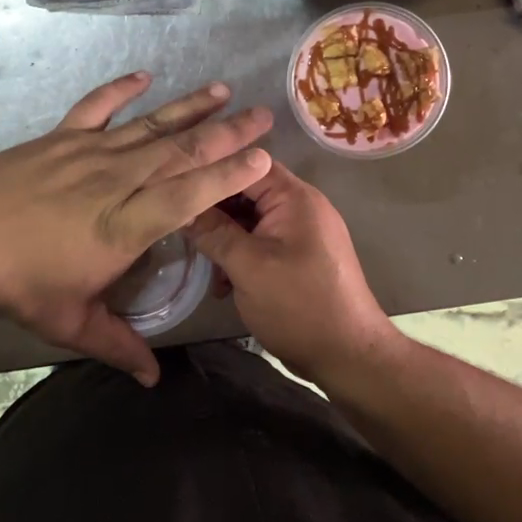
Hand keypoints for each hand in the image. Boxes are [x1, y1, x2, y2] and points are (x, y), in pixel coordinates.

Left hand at [0, 73, 272, 386]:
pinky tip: (144, 76)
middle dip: (226, 134)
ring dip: (188, 108)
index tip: (264, 158)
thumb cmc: (18, 287)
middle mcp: (114, 181)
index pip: (189, 195)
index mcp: (124, 226)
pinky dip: (120, 90)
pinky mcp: (58, 138)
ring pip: (148, 127)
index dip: (228, 175)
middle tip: (262, 115)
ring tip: (222, 90)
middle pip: (180, 152)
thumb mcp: (70, 324)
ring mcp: (86, 152)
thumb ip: (119, 346)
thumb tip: (155, 381)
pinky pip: (95, 107)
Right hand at [186, 164, 398, 383]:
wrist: (349, 357)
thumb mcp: (248, 267)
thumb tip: (180, 206)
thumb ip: (213, 232)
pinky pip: (264, 242)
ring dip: (225, 238)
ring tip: (202, 263)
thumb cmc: (299, 305)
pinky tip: (225, 285)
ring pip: (252, 220)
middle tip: (179, 226)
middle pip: (247, 191)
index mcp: (295, 197)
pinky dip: (242, 256)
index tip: (173, 183)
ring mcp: (304, 232)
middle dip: (214, 209)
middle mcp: (302, 206)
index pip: (246, 164)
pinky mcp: (302, 256)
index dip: (209, 169)